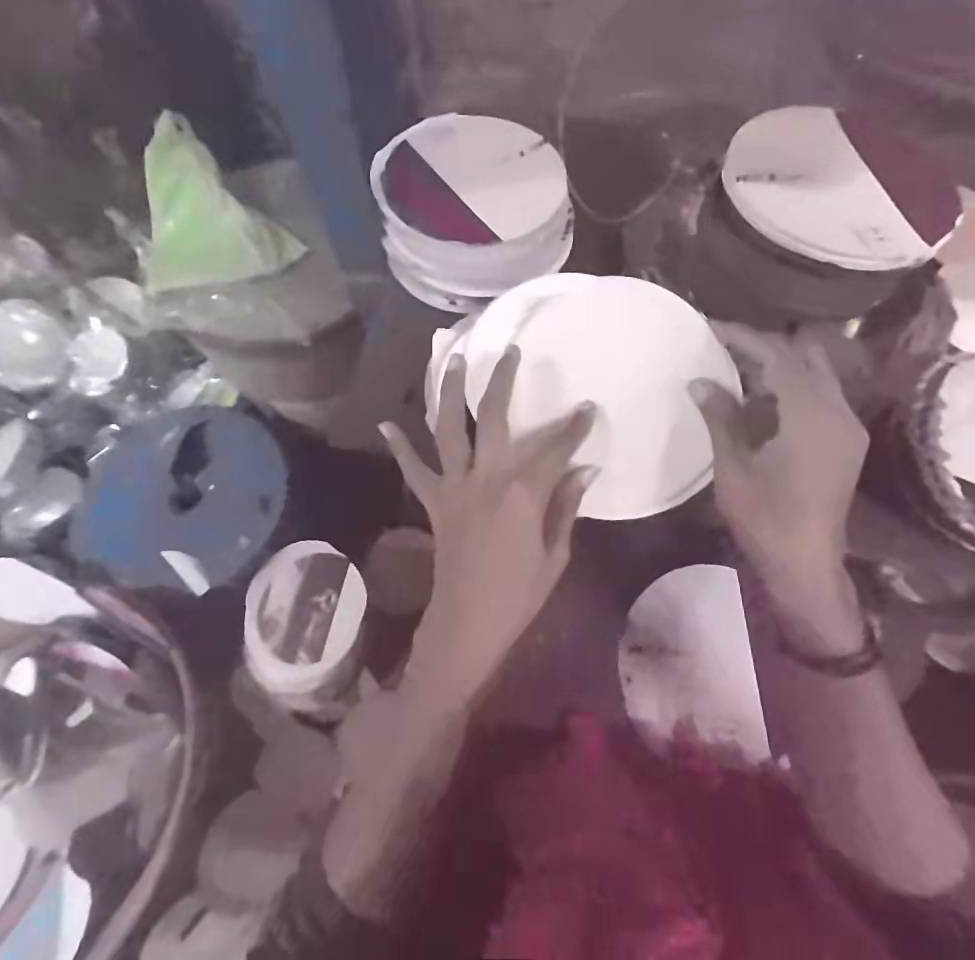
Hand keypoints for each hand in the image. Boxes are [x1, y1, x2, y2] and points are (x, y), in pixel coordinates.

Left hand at [381, 347, 595, 704]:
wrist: (467, 623)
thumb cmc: (519, 596)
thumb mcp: (555, 555)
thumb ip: (566, 506)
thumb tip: (585, 469)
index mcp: (523, 493)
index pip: (555, 449)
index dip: (573, 427)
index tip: (587, 407)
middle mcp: (485, 478)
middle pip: (493, 417)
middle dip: (503, 380)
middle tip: (511, 352)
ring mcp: (454, 487)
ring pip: (449, 428)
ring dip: (449, 391)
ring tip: (454, 360)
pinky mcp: (433, 501)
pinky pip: (413, 469)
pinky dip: (399, 446)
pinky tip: (387, 423)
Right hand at [690, 323, 868, 593]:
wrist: (806, 564)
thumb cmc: (765, 518)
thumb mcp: (733, 468)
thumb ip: (720, 418)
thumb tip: (700, 381)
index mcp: (812, 417)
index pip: (781, 357)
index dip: (745, 338)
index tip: (711, 328)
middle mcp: (839, 413)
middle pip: (807, 356)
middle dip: (766, 344)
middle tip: (724, 345)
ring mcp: (848, 427)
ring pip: (817, 374)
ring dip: (779, 364)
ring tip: (735, 365)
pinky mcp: (846, 441)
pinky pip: (820, 395)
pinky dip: (791, 385)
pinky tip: (759, 396)